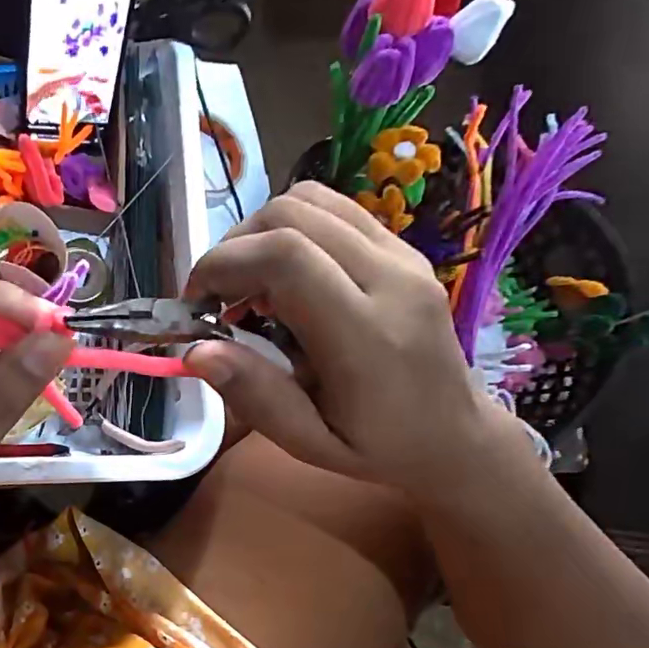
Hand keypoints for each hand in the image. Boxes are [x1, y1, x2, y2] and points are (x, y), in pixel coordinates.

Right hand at [183, 182, 520, 497]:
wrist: (453, 433)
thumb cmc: (377, 447)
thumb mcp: (309, 442)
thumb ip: (256, 396)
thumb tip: (195, 351)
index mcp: (367, 335)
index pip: (285, 257)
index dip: (225, 264)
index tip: (199, 302)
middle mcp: (391, 278)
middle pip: (292, 214)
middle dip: (235, 246)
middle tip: (220, 297)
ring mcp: (403, 255)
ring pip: (311, 200)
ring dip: (261, 233)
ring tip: (251, 285)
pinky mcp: (404, 249)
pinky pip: (334, 210)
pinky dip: (291, 229)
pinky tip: (286, 276)